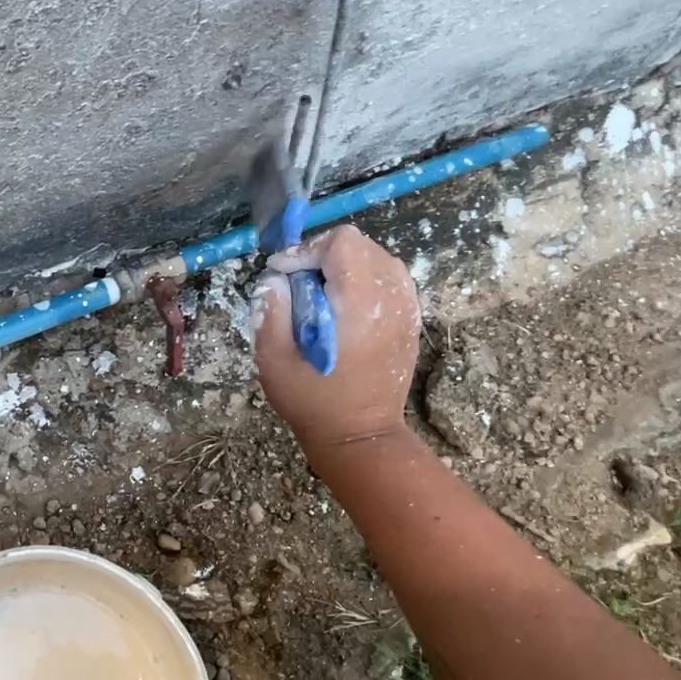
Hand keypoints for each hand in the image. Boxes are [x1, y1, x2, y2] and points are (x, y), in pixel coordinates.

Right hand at [252, 225, 420, 448]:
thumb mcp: (273, 356)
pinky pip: (389, 279)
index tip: (283, 276)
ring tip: (320, 294)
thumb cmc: (311, 398)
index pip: (341, 243)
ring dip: (344, 266)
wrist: (359, 435)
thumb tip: (275, 278)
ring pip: (377, 258)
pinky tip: (343, 306)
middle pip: (360, 245)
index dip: (306, 251)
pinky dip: (363, 280)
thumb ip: (271, 308)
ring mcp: (407, 309)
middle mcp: (391, 298)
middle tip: (298, 285)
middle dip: (323, 255)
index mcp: (359, 303)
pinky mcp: (410, 321)